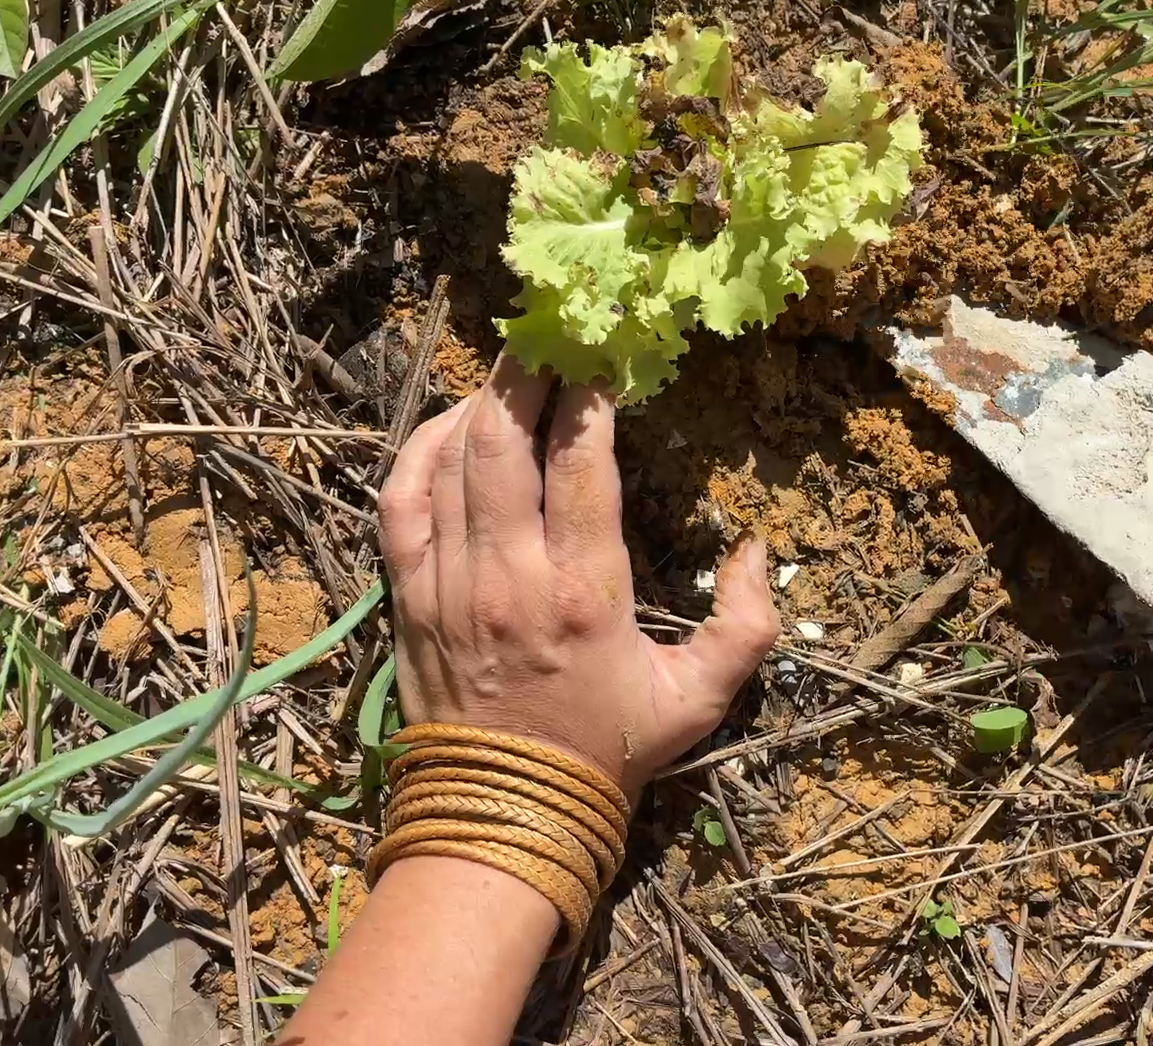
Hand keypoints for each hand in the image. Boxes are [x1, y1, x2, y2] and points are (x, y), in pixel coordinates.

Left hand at [377, 356, 779, 799]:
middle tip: (549, 339)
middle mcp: (510, 574)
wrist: (507, 813)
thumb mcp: (702, 697)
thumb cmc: (609, 748)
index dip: (588, 401)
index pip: (580, 465)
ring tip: (510, 372)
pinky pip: (399, 500)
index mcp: (585, 592)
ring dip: (480, 403)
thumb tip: (753, 549)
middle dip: (525, 377)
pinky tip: (448, 426)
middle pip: (503, 442)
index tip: (601, 362)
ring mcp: (449, 582)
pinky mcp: (409, 597)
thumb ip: (747, 623)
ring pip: (450, 460)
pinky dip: (418, 450)